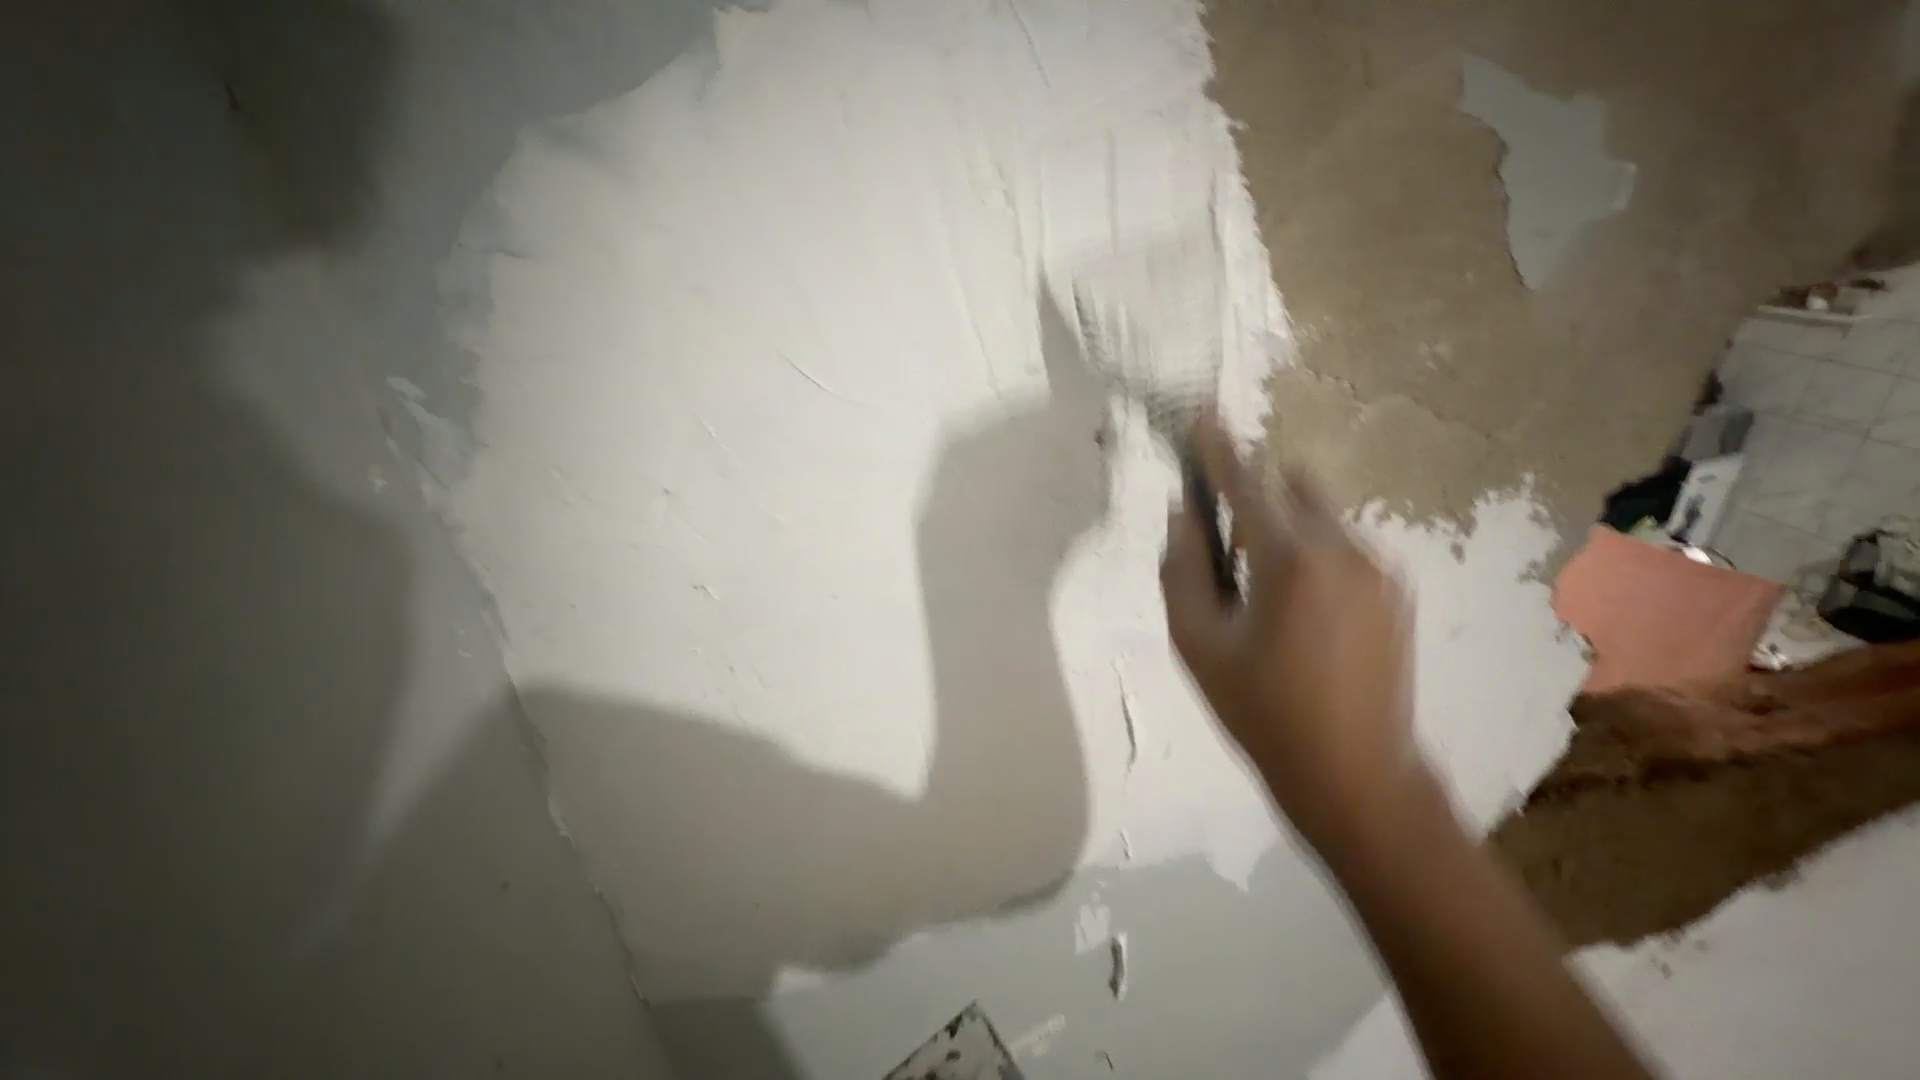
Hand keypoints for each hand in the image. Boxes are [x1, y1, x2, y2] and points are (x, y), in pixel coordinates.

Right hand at [1160, 414, 1427, 850]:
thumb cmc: (1260, 711)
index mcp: (1290, 559)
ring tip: (1267, 595)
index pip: (1244, 482)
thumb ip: (1181, 568)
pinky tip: (1303, 616)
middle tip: (1229, 551)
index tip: (1202, 410)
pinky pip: (1343, 546)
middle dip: (1254, 497)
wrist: (1354, 773)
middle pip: (1290, 486)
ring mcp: (1380, 568)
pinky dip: (1313, 555)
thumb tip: (1182, 514)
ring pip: (1319, 515)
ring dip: (1285, 529)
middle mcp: (1344, 547)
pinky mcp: (1396, 590)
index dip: (1218, 446)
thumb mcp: (1196, 644)